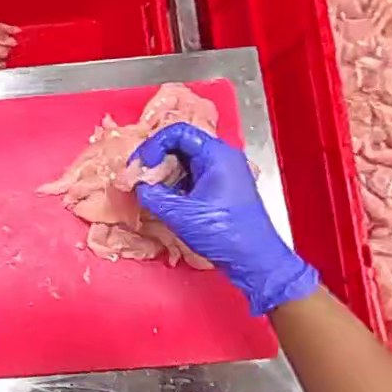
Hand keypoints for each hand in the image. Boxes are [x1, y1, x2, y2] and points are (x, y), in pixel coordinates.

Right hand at [132, 122, 319, 314]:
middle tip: (137, 178)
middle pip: (179, 146)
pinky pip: (189, 178)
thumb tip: (138, 185)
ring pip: (182, 163)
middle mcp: (220, 159)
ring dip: (162, 175)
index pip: (178, 133)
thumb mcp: (180, 214)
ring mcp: (220, 174)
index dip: (153, 146)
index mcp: (216, 155)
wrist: (253, 259)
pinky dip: (172, 186)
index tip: (140, 165)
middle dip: (155, 161)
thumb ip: (153, 196)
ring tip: (147, 192)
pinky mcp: (218, 190)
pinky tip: (162, 201)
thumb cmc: (224, 234)